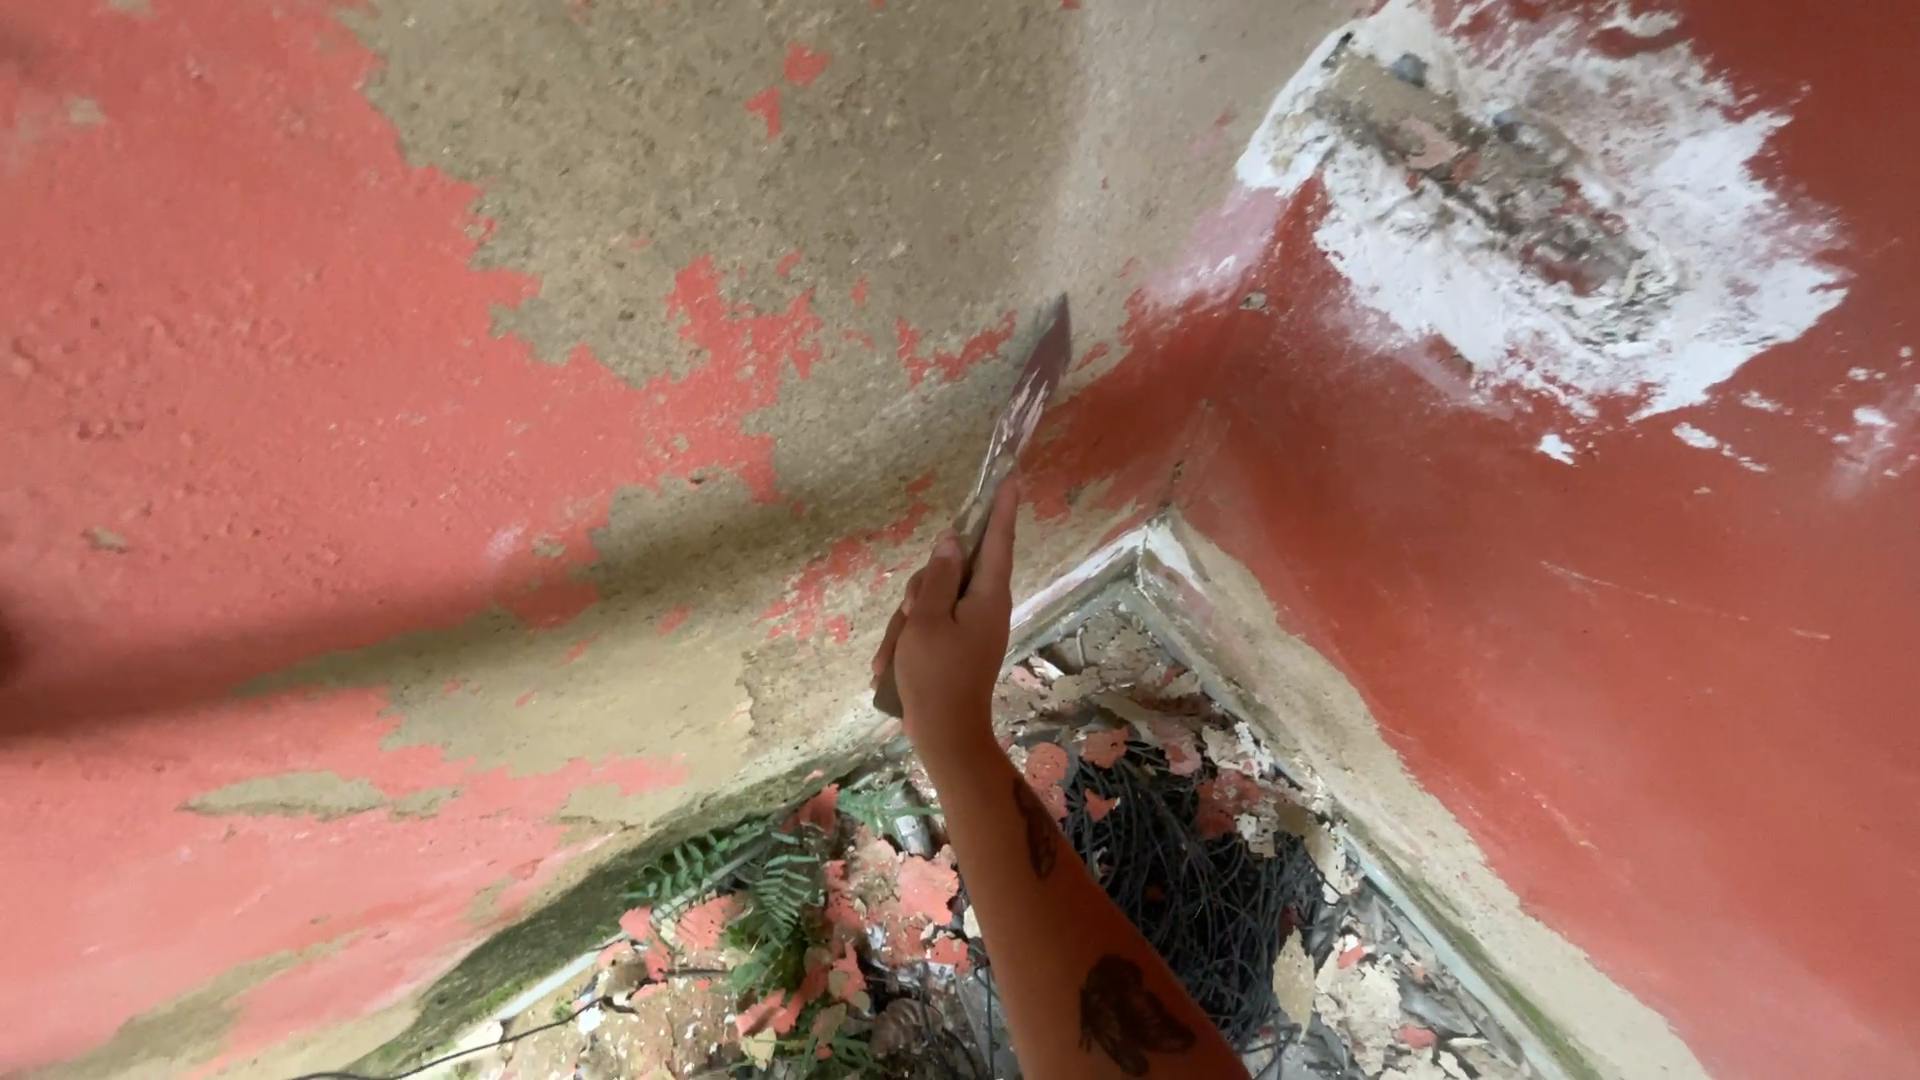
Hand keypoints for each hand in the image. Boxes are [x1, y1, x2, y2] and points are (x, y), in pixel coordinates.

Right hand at [871, 477, 1019, 759]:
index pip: (997, 540)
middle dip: (920, 588)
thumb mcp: (926, 620)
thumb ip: (937, 577)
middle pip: (950, 570)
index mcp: (987, 595)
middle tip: (908, 617)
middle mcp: (985, 605)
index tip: (1011, 477)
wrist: (943, 735)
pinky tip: (890, 666)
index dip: (1001, 508)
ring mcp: (972, 625)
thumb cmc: (935, 676)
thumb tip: (950, 540)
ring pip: (933, 597)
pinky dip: (909, 640)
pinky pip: (931, 623)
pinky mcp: (958, 642)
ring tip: (894, 656)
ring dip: (908, 621)